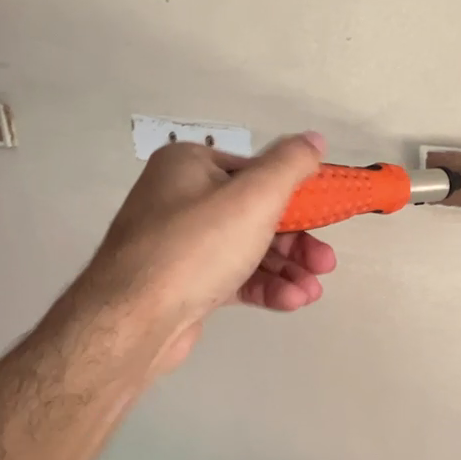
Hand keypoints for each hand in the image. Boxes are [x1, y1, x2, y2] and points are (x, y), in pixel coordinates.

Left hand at [85, 133, 336, 372]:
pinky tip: (290, 301)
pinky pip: (233, 278)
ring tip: (311, 291)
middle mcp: (181, 199)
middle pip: (256, 215)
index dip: (295, 196)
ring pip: (248, 250)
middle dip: (297, 243)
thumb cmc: (196, 247)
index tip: (324, 218)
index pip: (255, 173)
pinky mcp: (184, 284)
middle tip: (325, 264)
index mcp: (190, 166)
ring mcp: (181, 245)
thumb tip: (314, 139)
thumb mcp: (254, 197)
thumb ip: (290, 165)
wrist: (135, 320)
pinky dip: (264, 287)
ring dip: (286, 270)